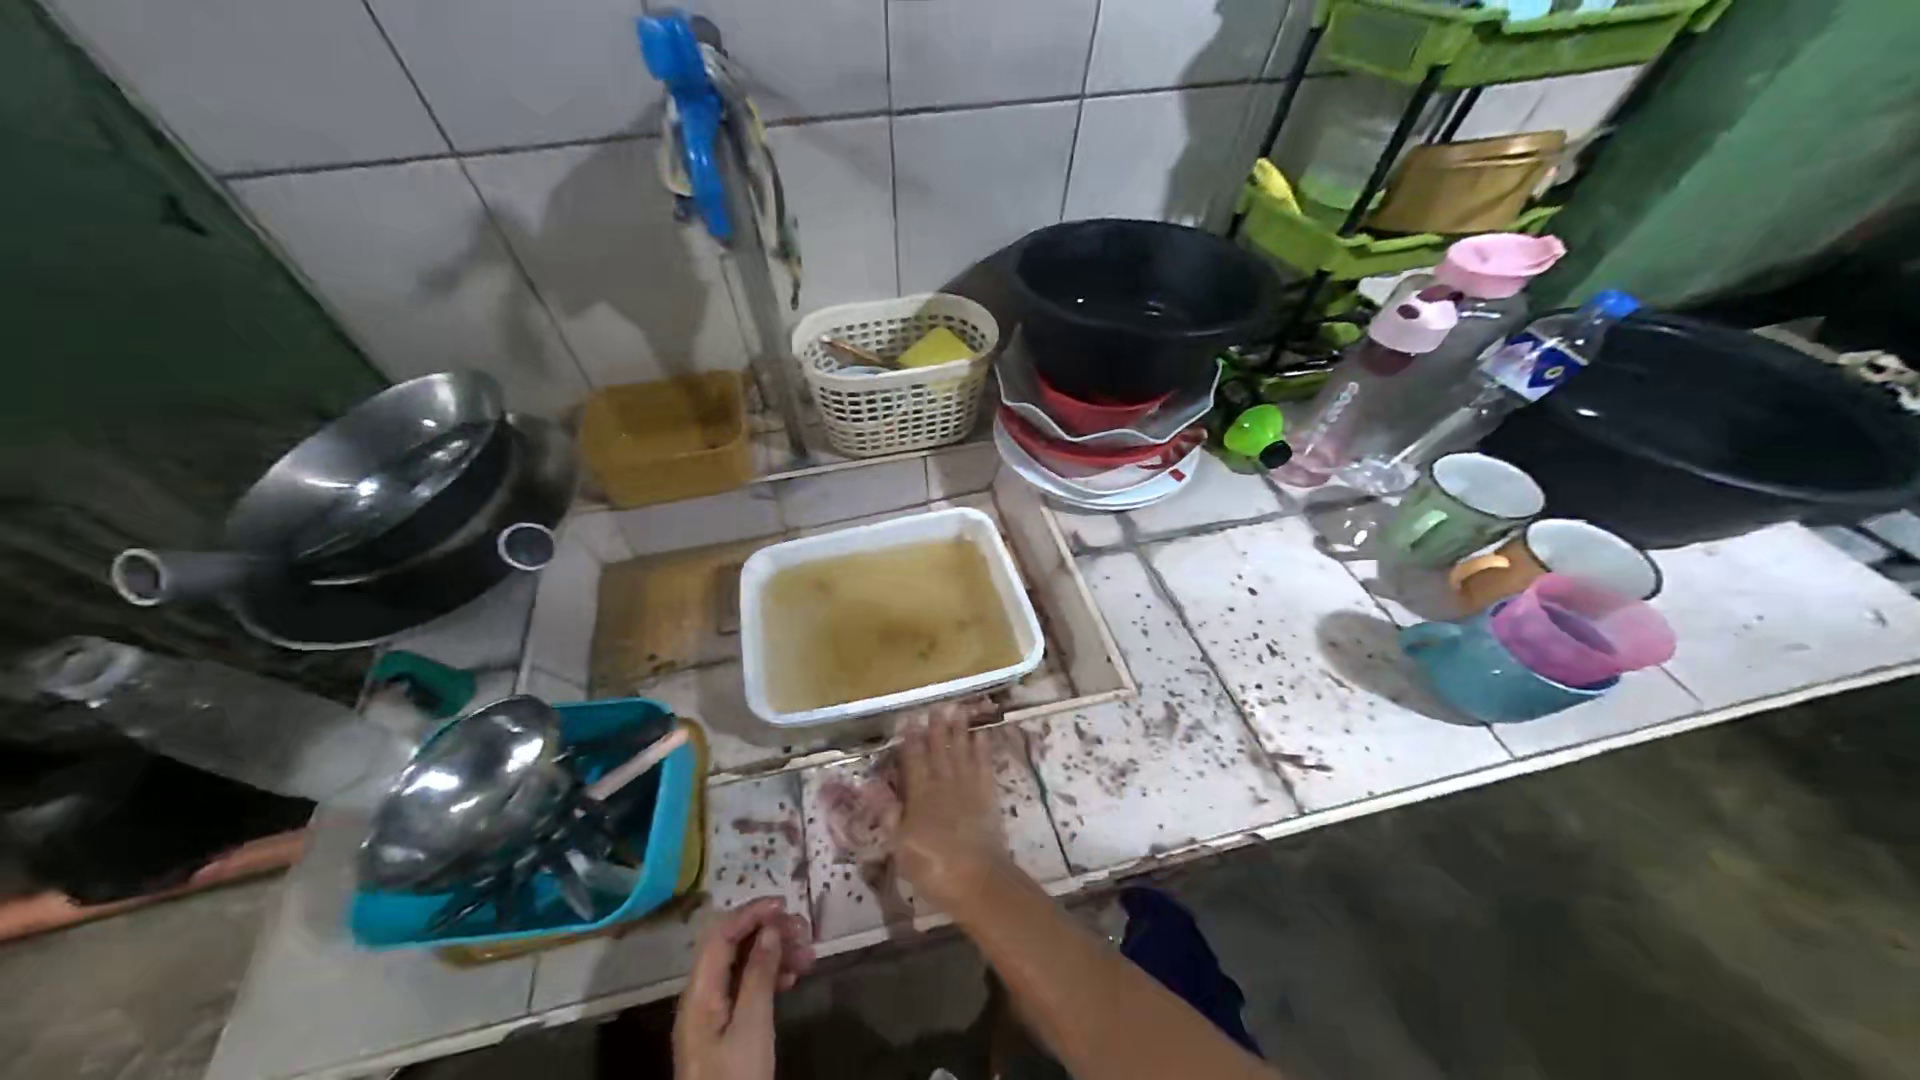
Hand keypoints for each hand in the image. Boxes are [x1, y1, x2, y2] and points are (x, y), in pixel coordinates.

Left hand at [673, 898, 814, 1079]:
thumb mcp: (753, 1026)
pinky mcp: (725, 1028)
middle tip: (804, 931)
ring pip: (743, 965)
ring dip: (775, 953)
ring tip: (808, 955)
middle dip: (768, 932)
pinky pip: (747, 987)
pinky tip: (794, 977)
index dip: (751, 913)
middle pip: (732, 946)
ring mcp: (713, 1013)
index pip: (720, 935)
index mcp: (699, 993)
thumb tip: (770, 928)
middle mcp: (702, 996)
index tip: (785, 904)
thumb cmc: (736, 1079)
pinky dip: (771, 976)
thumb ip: (759, 974)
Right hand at [893, 703, 1014, 914]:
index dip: (910, 741)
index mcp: (920, 796)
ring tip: (958, 710)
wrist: (978, 880)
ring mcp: (968, 788)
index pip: (913, 761)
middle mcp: (943, 784)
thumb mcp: (901, 847)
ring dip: (959, 731)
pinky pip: (984, 765)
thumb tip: (875, 791)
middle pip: (939, 751)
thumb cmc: (933, 868)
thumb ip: (891, 816)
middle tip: (937, 706)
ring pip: (962, 752)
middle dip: (937, 728)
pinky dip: (983, 749)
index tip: (909, 720)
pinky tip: (982, 735)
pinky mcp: (988, 796)